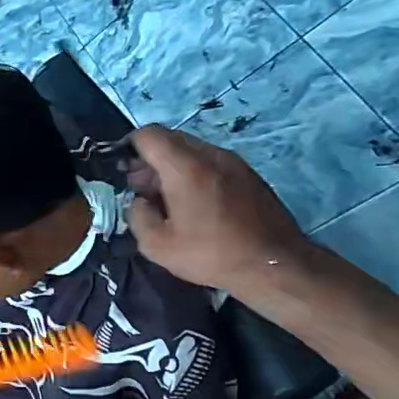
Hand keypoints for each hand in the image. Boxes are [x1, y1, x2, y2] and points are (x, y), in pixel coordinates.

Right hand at [125, 126, 310, 295]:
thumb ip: (137, 216)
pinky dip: (196, 174)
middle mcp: (209, 154)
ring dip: (174, 168)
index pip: (148, 134)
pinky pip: (212, 163)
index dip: (129, 147)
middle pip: (170, 140)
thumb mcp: (158, 246)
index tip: (125, 172)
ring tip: (169, 202)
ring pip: (192, 151)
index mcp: (184, 166)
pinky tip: (197, 206)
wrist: (273, 264)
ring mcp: (233, 161)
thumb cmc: (211, 254)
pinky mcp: (248, 173)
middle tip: (143, 191)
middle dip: (151, 160)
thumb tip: (139, 202)